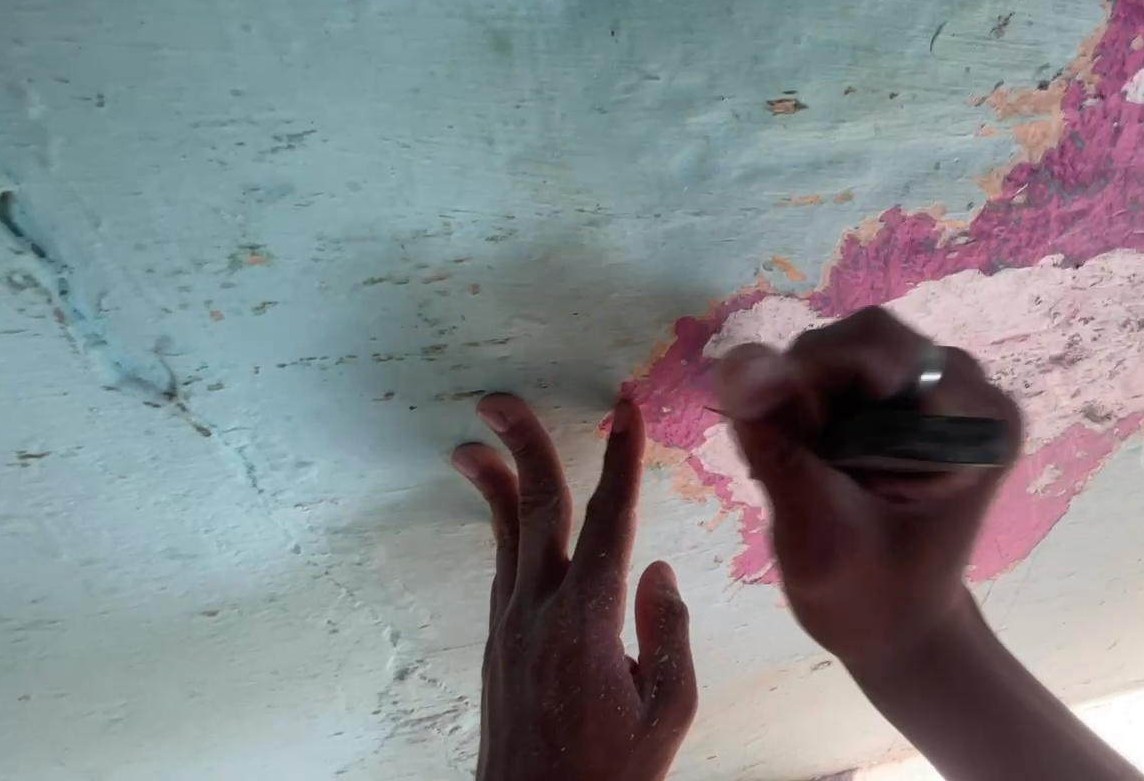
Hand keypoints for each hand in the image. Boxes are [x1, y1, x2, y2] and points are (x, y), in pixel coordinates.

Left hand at [453, 393, 697, 780]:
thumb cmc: (609, 777)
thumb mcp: (666, 711)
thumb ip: (669, 631)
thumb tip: (656, 568)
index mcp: (587, 621)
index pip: (609, 519)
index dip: (622, 458)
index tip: (626, 408)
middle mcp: (538, 610)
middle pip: (534, 509)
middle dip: (522, 445)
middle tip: (498, 399)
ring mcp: (510, 625)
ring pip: (506, 532)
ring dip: (494, 480)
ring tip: (474, 442)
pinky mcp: (498, 641)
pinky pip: (503, 563)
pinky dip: (502, 522)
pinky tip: (504, 507)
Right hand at [714, 307, 1021, 677]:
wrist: (899, 628)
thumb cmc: (868, 599)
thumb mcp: (813, 533)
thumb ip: (775, 444)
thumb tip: (739, 359)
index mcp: (977, 420)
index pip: (878, 347)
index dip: (813, 380)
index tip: (792, 442)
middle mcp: (973, 387)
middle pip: (864, 341)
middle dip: (811, 390)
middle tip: (797, 457)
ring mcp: (948, 386)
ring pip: (850, 348)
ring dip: (809, 395)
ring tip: (809, 460)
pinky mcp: (920, 393)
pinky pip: (851, 366)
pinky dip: (818, 400)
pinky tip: (820, 449)